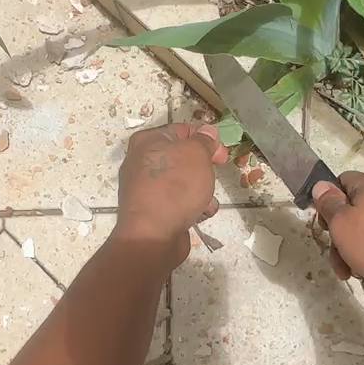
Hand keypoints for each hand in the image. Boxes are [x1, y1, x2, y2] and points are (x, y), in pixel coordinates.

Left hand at [110, 124, 227, 265]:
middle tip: (218, 170)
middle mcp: (141, 161)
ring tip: (208, 198)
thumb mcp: (196, 154)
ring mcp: (144, 187)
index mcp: (147, 141)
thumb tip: (208, 132)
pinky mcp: (151, 210)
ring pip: (181, 180)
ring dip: (200, 188)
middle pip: (181, 156)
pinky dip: (190, 205)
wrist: (153, 234)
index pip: (182, 130)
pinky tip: (200, 212)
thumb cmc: (175, 186)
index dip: (206, 138)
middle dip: (203, 166)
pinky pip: (176, 201)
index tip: (222, 152)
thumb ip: (204, 140)